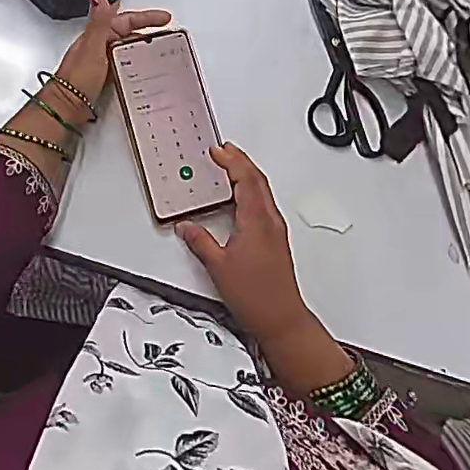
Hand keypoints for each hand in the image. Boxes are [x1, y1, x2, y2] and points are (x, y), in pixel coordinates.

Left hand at [53, 0, 170, 110]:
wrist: (67, 106)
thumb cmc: (76, 79)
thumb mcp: (93, 47)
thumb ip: (99, 22)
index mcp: (97, 34)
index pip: (126, 19)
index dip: (146, 17)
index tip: (164, 17)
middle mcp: (100, 45)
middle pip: (129, 32)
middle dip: (148, 29)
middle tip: (167, 31)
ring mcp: (103, 60)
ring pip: (128, 47)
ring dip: (144, 46)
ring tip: (161, 49)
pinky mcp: (105, 75)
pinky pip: (126, 63)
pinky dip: (137, 61)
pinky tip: (144, 68)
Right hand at [176, 143, 354, 395]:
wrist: (281, 318)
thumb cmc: (257, 296)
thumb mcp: (218, 266)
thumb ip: (200, 242)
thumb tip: (187, 228)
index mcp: (257, 220)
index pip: (246, 178)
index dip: (232, 160)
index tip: (218, 151)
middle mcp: (270, 221)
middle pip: (257, 180)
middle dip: (240, 161)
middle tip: (224, 151)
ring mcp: (275, 230)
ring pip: (262, 191)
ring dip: (247, 175)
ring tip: (230, 168)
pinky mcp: (275, 240)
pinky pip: (263, 205)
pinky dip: (250, 192)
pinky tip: (240, 199)